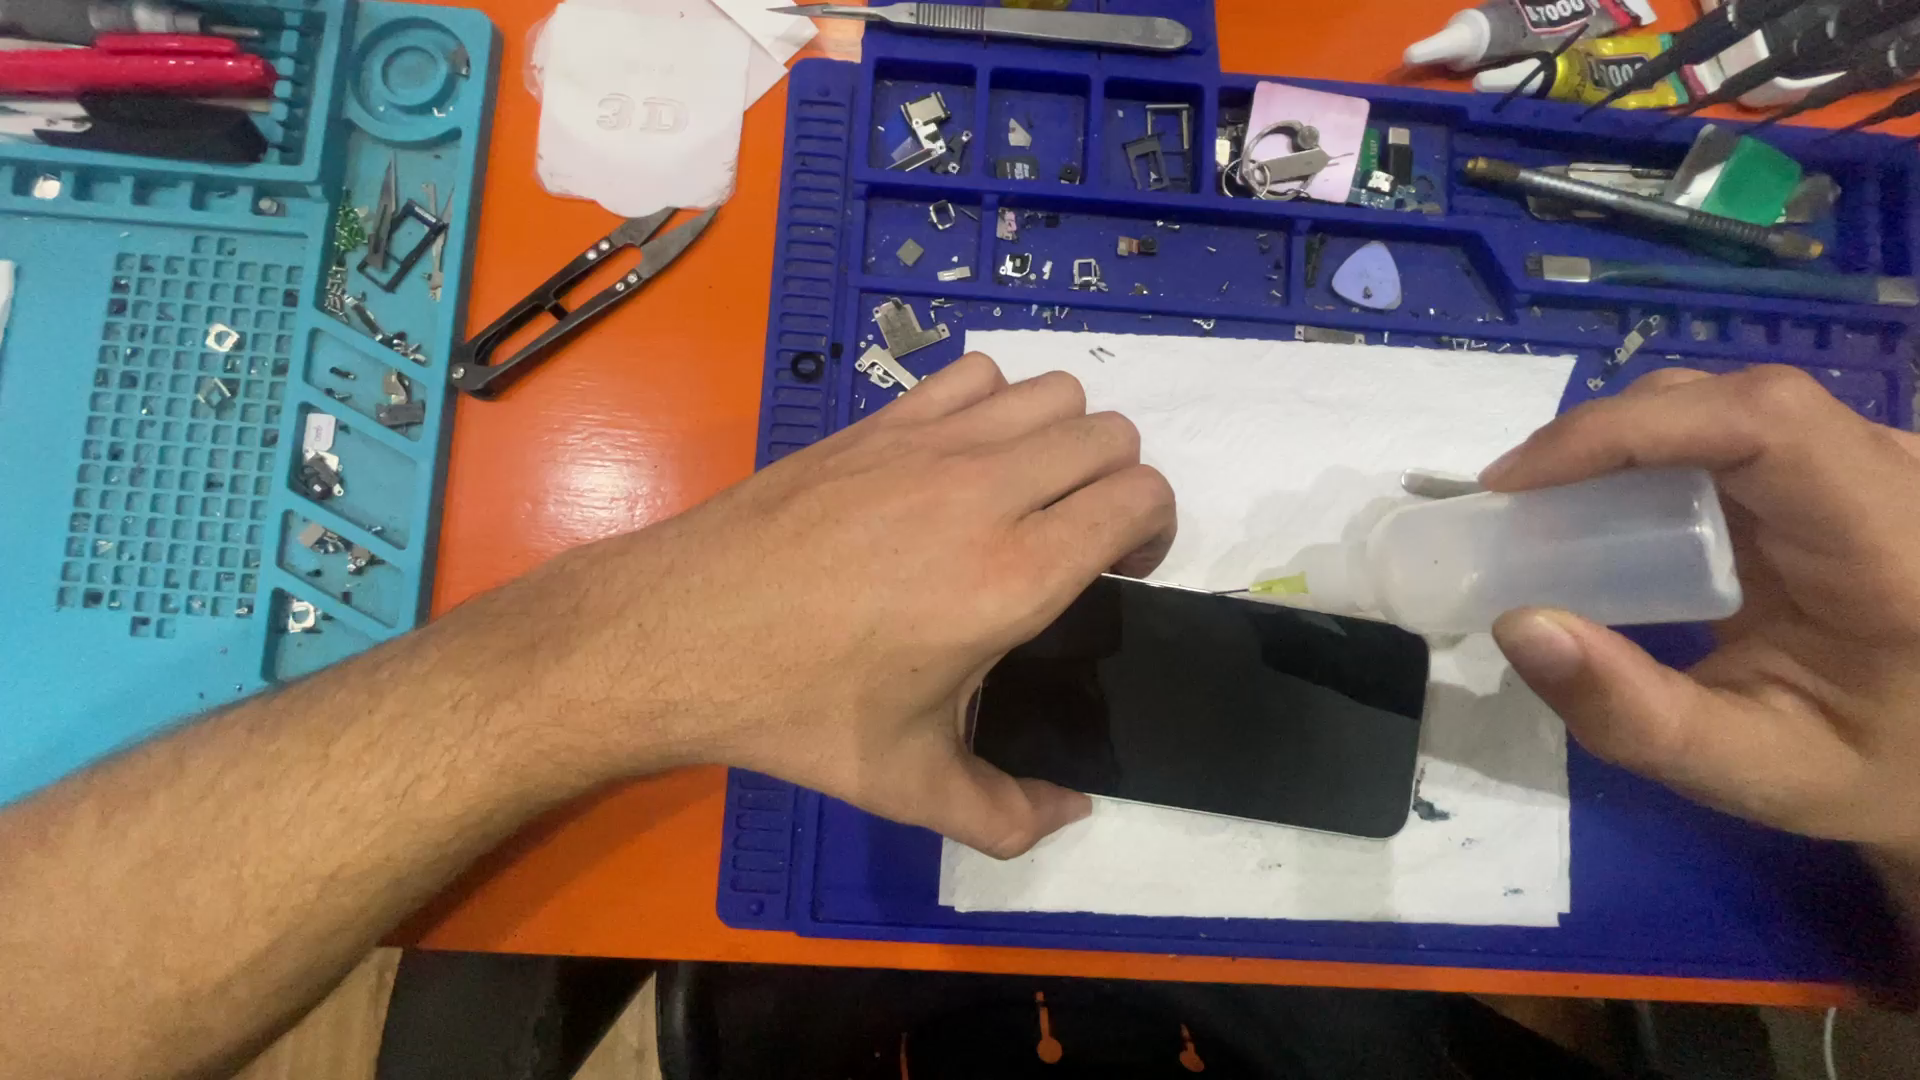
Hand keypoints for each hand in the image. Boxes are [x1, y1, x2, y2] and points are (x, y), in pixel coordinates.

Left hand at [539, 352, 1174, 856]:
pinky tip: (959, 458)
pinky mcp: (878, 422)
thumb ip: (1005, 814)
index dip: (1153, 530)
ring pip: (1053, 392)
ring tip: (1025, 492)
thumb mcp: (907, 784)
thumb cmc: (798, 708)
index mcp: (1014, 577)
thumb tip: (1069, 814)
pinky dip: (994, 405)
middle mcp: (987, 492)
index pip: (1138, 499)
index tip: (1120, 570)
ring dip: (1063, 438)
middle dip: (1118, 483)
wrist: (680, 632)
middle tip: (1077, 537)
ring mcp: (929, 444)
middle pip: (1110, 435)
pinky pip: (974, 376)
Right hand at [1480, 367, 1919, 873]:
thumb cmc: (1863, 770)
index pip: (1761, 425)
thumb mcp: (1742, 767)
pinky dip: (1637, 454)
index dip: (1623, 431)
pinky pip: (1719, 432)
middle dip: (1599, 438)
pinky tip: (1597, 504)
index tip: (1515, 484)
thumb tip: (1516, 622)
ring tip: (1544, 504)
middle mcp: (1899, 483)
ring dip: (1613, 443)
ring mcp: (1871, 470)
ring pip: (1719, 405)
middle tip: (1515, 502)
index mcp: (1896, 549)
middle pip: (1729, 402)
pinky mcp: (1832, 476)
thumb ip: (1627, 712)